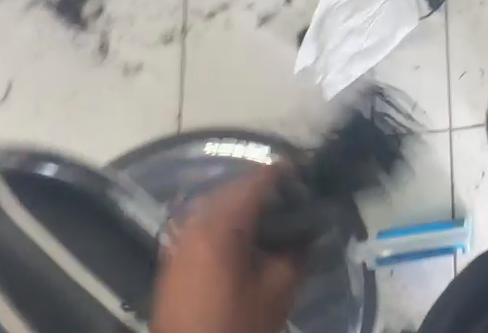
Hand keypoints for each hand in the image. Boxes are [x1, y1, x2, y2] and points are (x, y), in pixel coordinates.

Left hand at [153, 168, 307, 332]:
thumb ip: (300, 247)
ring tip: (273, 211)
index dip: (284, 171)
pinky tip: (247, 233)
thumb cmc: (237, 325)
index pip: (256, 181)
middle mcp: (195, 227)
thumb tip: (313, 225)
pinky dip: (226, 218)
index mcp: (222, 228)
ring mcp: (180, 244)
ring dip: (244, 201)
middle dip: (265, 186)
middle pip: (234, 188)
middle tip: (295, 193)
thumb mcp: (280, 287)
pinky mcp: (174, 261)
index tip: (308, 170)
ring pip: (217, 204)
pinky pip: (204, 223)